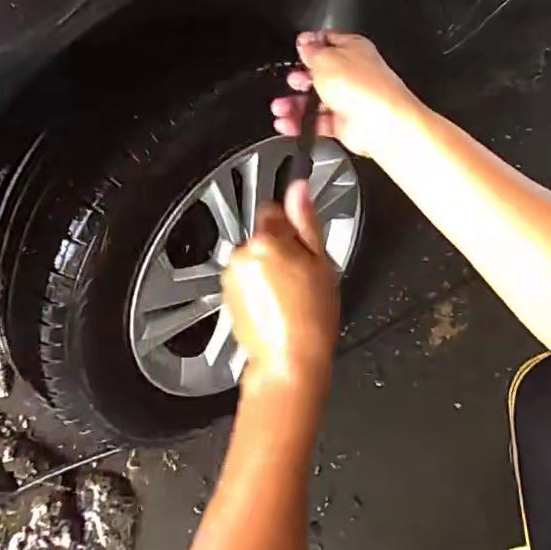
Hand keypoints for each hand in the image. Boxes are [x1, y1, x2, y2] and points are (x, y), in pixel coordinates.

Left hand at [223, 180, 340, 392]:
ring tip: (292, 294)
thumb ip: (307, 221)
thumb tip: (299, 189)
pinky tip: (279, 305)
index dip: (294, 227)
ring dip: (270, 269)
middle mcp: (242, 256)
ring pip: (256, 259)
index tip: (305, 245)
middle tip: (303, 275)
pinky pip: (247, 280)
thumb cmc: (311, 317)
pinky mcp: (228, 297)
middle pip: (264, 236)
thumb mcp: (321, 262)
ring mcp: (232, 278)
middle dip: (282, 249)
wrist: (290, 360)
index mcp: (265, 242)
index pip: (275, 211)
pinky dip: (260, 287)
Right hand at [270, 31, 425, 160]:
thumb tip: (304, 42)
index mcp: (353, 49)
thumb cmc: (365, 87)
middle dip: (300, 79)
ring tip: (280, 107)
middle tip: (291, 80)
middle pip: (319, 74)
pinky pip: (318, 123)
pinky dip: (301, 125)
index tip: (295, 53)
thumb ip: (312, 51)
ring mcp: (349, 100)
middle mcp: (353, 74)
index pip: (327, 42)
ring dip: (295, 105)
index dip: (309, 47)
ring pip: (316, 101)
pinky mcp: (346, 123)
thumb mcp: (327, 59)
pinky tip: (288, 123)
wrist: (383, 124)